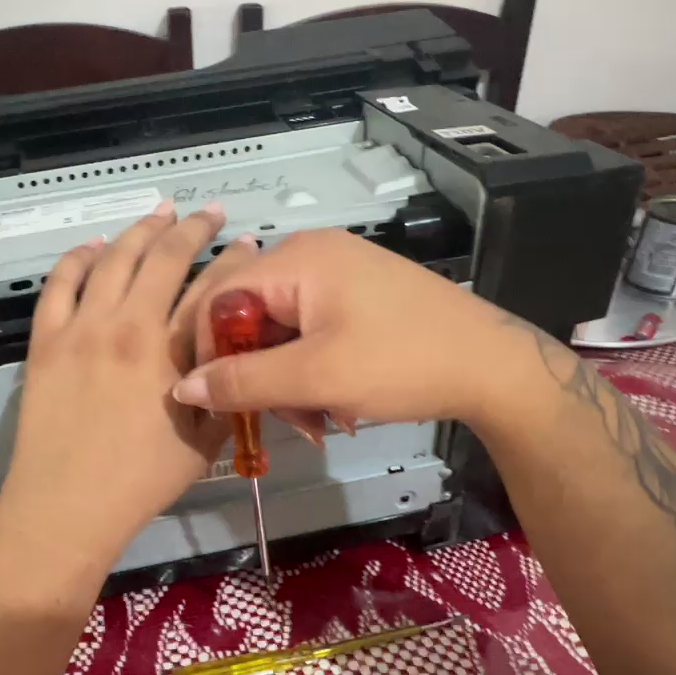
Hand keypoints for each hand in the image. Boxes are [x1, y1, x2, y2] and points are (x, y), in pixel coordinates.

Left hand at [0, 200, 256, 585]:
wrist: (68, 505)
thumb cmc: (142, 481)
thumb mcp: (205, 440)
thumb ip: (221, 389)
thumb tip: (233, 359)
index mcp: (171, 351)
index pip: (212, 287)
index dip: (234, 260)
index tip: (246, 244)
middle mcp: (127, 324)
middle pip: (163, 256)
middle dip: (192, 227)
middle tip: (209, 213)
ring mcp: (80, 327)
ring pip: (112, 258)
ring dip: (139, 230)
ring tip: (160, 213)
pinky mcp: (45, 339)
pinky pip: (60, 282)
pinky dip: (78, 257)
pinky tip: (93, 246)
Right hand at [171, 228, 535, 424]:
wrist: (492, 366)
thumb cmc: (402, 363)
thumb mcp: (315, 378)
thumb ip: (243, 383)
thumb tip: (183, 388)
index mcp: (297, 259)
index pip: (218, 297)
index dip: (208, 351)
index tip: (216, 400)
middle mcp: (312, 254)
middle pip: (250, 315)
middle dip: (260, 374)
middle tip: (283, 419)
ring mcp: (340, 273)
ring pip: (282, 331)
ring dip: (288, 381)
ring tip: (319, 420)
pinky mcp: (359, 296)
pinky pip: (312, 332)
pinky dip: (313, 370)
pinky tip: (335, 404)